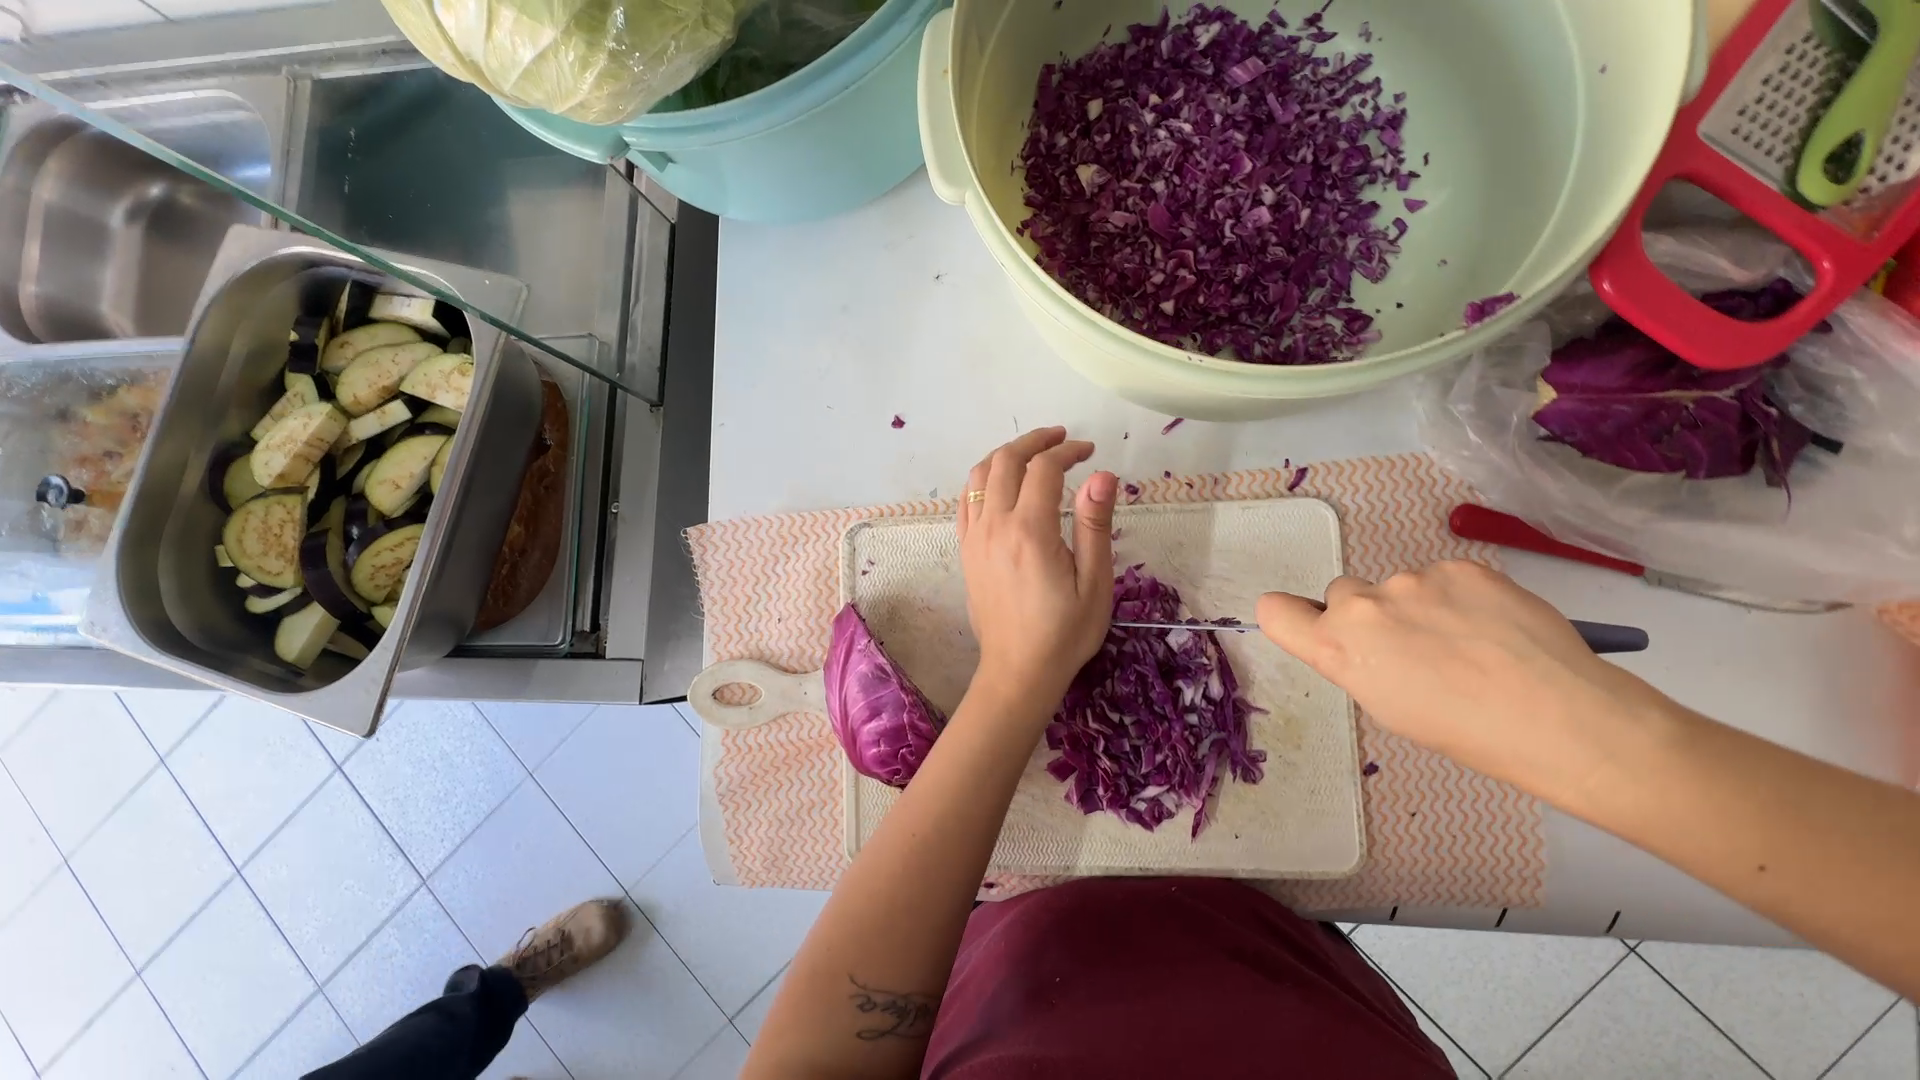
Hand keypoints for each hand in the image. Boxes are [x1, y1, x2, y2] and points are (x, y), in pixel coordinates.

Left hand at [956, 428, 1116, 715]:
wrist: (1018, 671)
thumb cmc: (1065, 632)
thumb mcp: (1094, 583)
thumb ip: (1096, 525)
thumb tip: (1101, 474)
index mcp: (1030, 531)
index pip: (1044, 469)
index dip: (1068, 452)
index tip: (1089, 452)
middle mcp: (995, 526)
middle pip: (1006, 461)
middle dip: (1035, 441)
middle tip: (1062, 439)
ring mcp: (974, 538)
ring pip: (980, 475)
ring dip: (1006, 455)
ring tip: (1033, 453)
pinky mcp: (966, 551)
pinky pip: (966, 500)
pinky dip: (983, 479)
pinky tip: (1001, 483)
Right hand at [1256, 561, 1663, 782]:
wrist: (1557, 715)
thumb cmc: (1463, 730)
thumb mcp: (1388, 707)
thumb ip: (1358, 662)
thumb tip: (1368, 642)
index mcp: (1337, 647)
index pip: (1276, 611)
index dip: (1293, 618)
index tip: (1315, 629)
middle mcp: (1363, 604)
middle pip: (1345, 595)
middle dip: (1369, 615)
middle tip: (1415, 650)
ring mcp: (1413, 579)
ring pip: (1400, 587)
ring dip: (1420, 607)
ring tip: (1469, 644)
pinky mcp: (1461, 566)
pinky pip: (1444, 578)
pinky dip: (1460, 597)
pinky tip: (1492, 628)